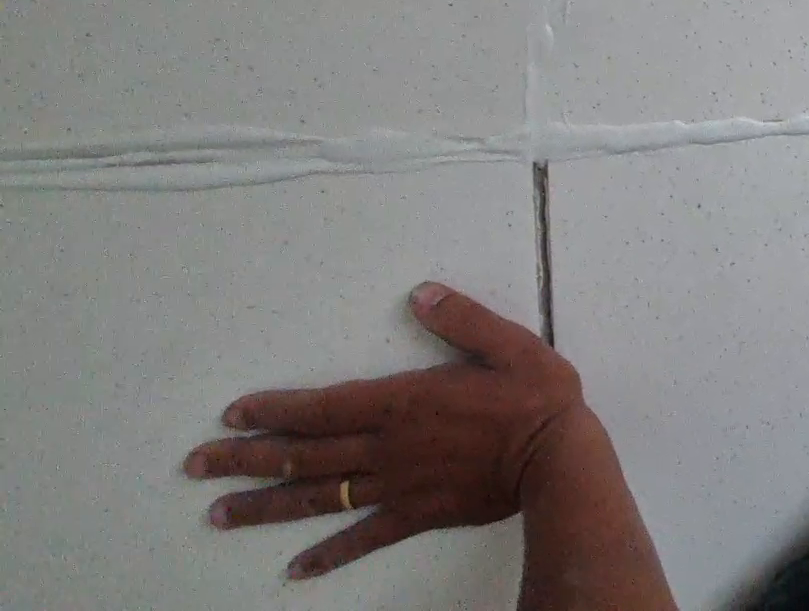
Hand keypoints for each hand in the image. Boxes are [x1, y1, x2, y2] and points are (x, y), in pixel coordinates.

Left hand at [183, 282, 585, 580]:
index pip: (326, 407)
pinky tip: (296, 569)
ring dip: (265, 505)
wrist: (558, 456)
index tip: (233, 414)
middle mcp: (389, 446)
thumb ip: (464, 320)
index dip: (276, 410)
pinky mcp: (418, 513)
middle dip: (246, 458)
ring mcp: (398, 485)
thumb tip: (420, 294)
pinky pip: (363, 537)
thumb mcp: (511, 344)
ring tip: (217, 513)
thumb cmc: (537, 395)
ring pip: (319, 497)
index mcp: (407, 401)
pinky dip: (328, 554)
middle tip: (195, 466)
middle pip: (306, 454)